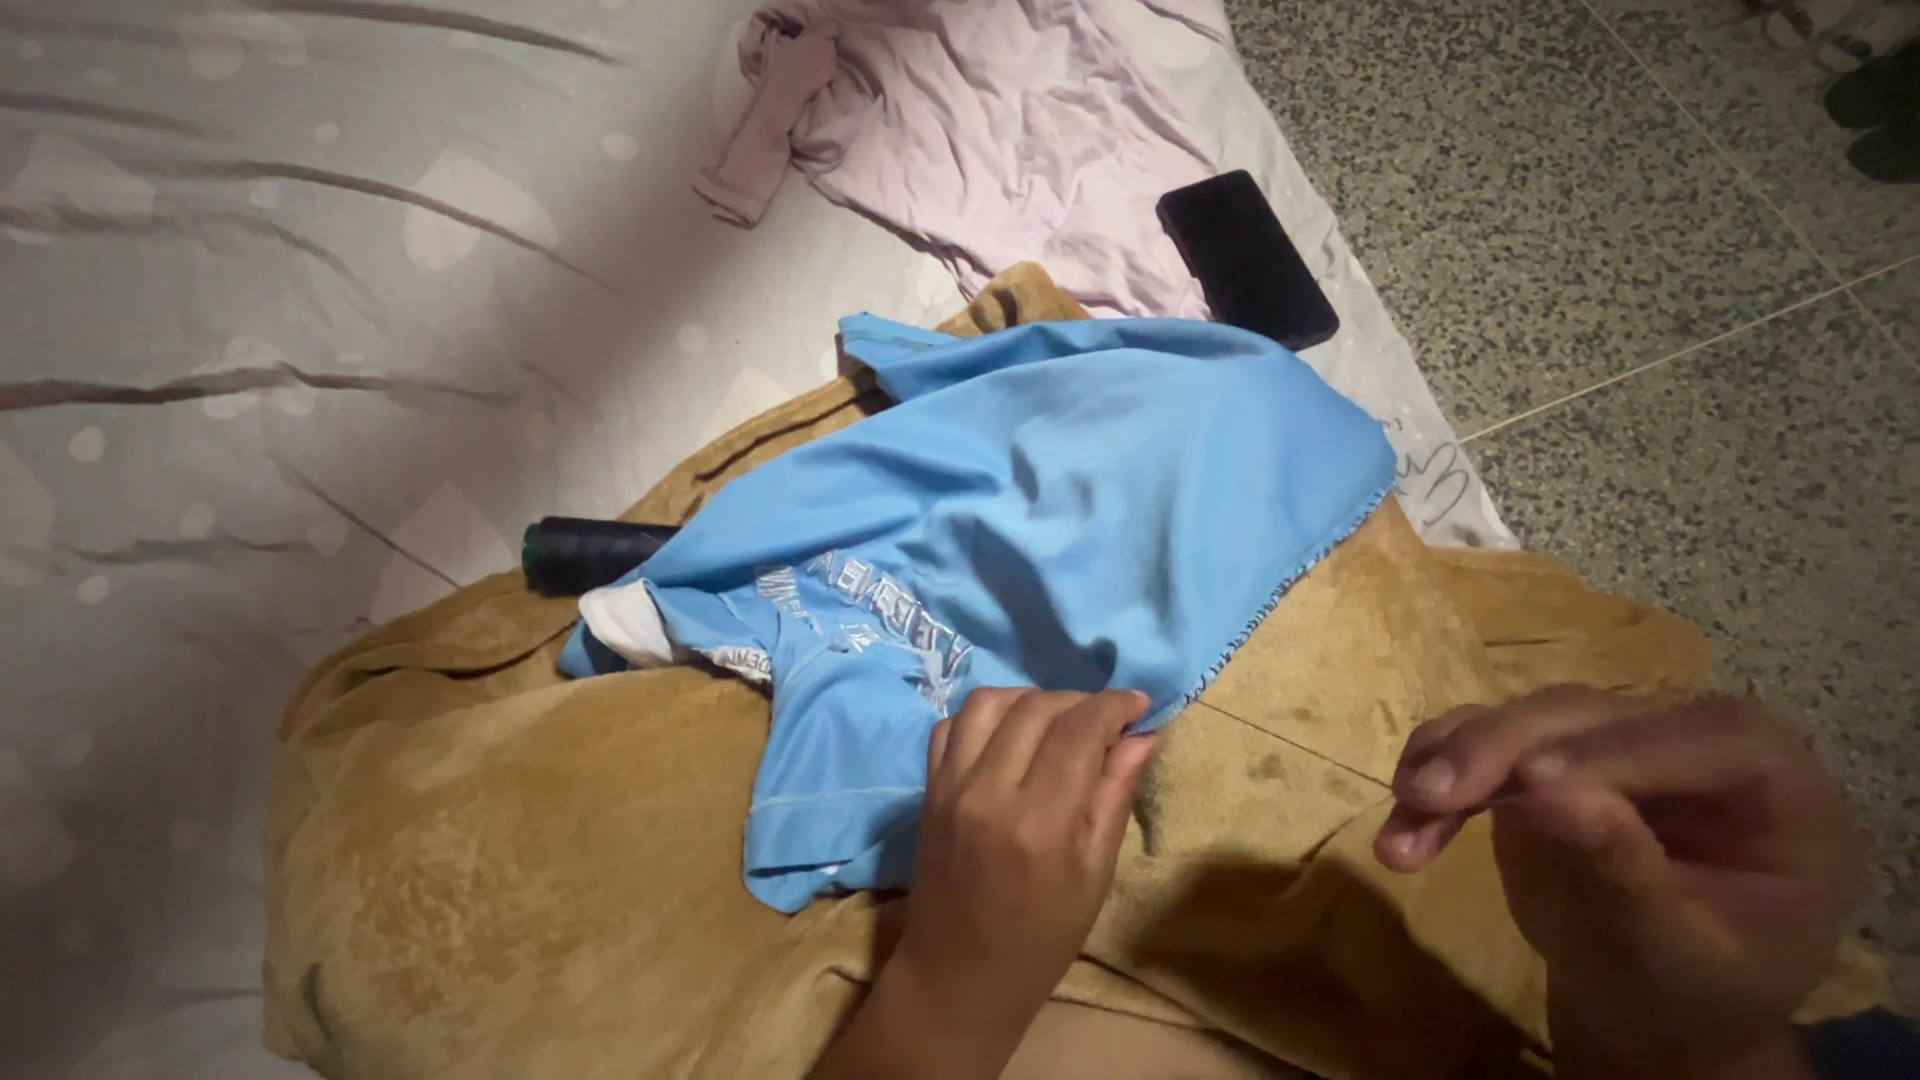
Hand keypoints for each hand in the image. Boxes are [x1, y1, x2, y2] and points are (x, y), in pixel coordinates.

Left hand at [811, 687, 1156, 1079]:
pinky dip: (986, 714)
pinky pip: (953, 723)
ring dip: (1032, 698)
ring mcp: (951, 785)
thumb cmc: (1042, 938)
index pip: (1079, 730)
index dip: (1113, 705)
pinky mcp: (928, 787)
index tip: (1137, 703)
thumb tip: (1145, 734)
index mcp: (1040, 823)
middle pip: (1038, 708)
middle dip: (1081, 701)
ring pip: (990, 701)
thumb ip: (1115, 796)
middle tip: (1105, 719)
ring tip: (1058, 720)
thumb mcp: (1095, 876)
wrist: (958, 974)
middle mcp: (990, 792)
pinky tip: (1010, 733)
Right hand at [1373, 686, 1862, 1079]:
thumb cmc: (1690, 990)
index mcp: (1770, 783)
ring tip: (1404, 810)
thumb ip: (1622, 870)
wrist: (1645, 1004)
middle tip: (1424, 796)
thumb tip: (1547, 795)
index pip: (1698, 739)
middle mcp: (1683, 736)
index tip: (1526, 785)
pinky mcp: (1538, 749)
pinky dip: (1432, 766)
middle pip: (1579, 714)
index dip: (1610, 752)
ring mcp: (1602, 737)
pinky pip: (1474, 735)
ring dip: (1448, 758)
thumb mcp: (1673, 950)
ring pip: (1514, 718)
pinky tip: (1403, 812)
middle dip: (1494, 751)